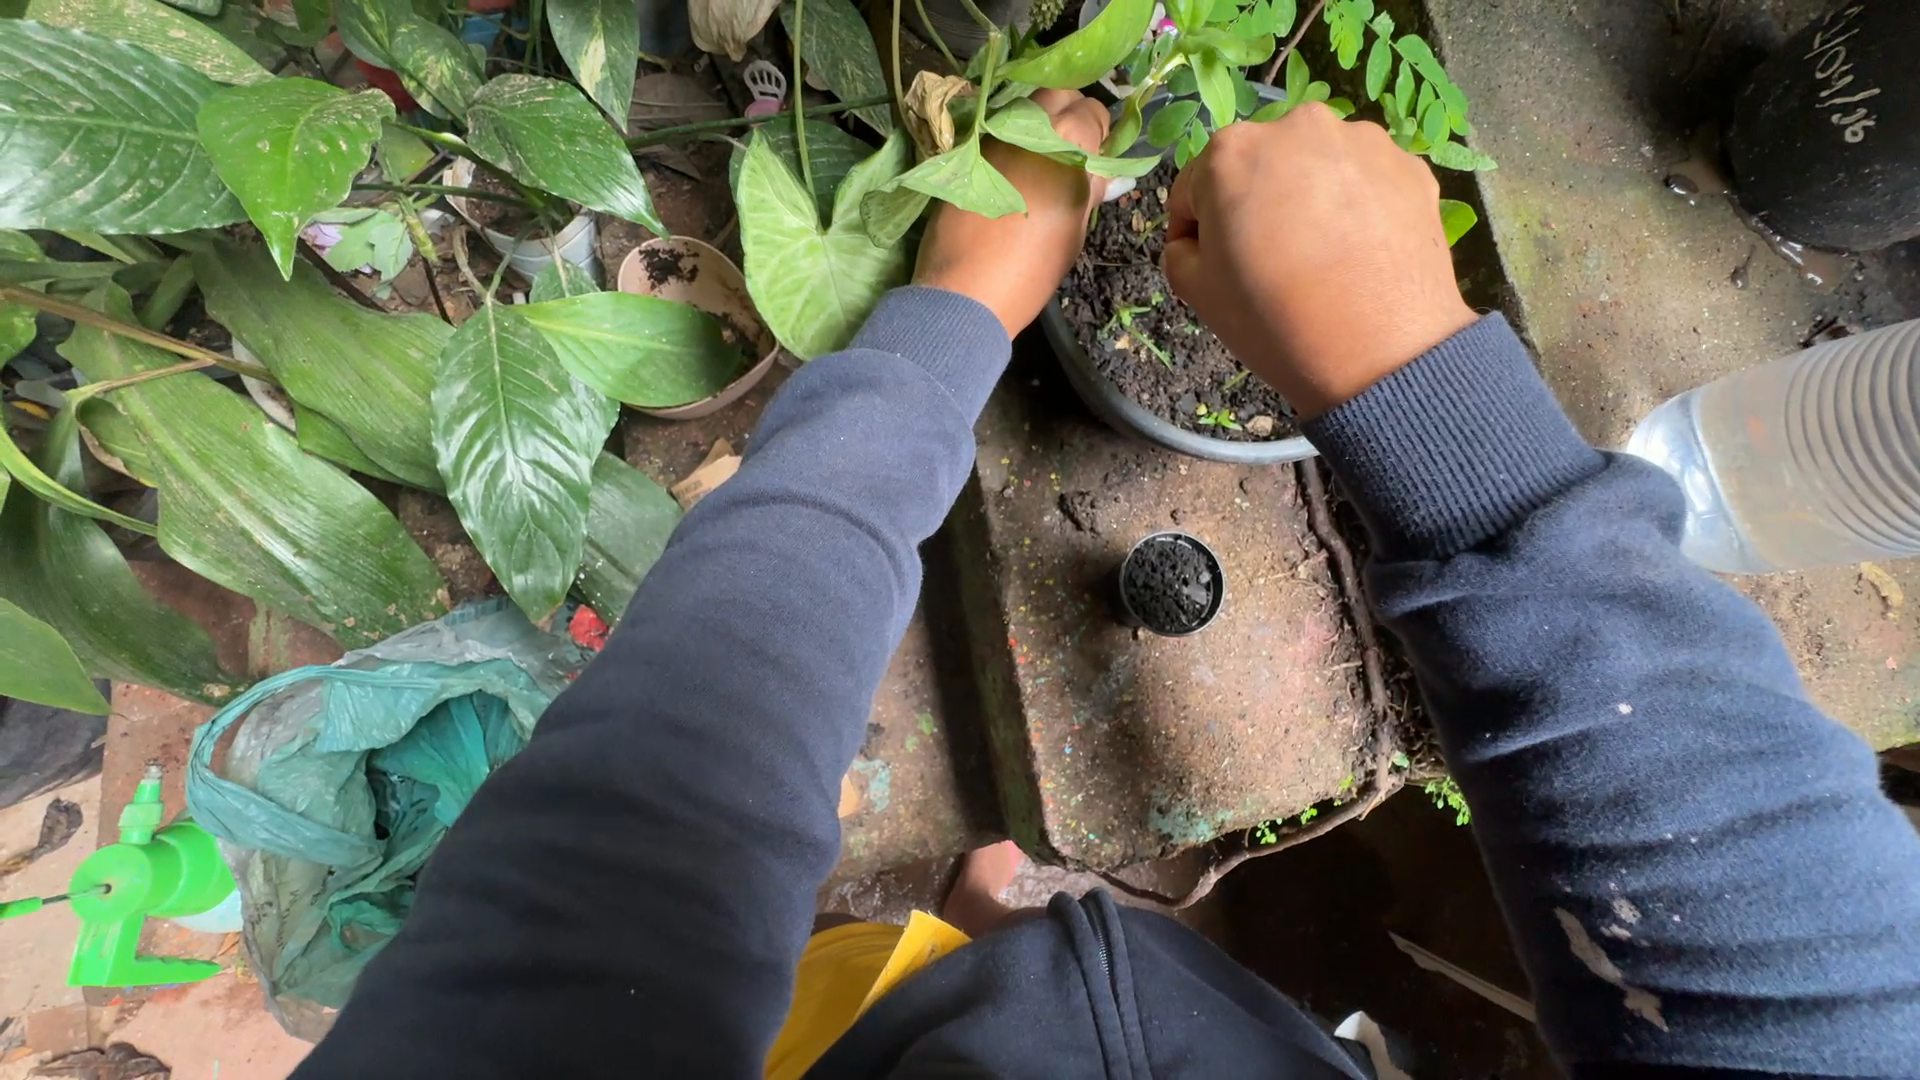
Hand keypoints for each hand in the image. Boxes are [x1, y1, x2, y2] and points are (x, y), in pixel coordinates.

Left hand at [914, 88, 1109, 335]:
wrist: (965, 295)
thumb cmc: (1031, 271)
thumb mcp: (1073, 233)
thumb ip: (1091, 193)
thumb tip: (1113, 176)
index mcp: (1067, 142)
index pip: (1093, 114)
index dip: (1100, 137)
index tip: (1098, 163)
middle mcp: (1028, 126)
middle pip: (1057, 96)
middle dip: (1069, 116)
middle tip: (1072, 155)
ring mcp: (993, 137)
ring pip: (1023, 110)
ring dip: (1037, 128)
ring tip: (1041, 168)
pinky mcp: (966, 155)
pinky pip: (997, 135)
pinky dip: (1011, 146)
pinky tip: (1013, 178)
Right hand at [1161, 103, 1476, 418]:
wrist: (1377, 352)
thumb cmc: (1270, 318)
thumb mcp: (1196, 293)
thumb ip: (1180, 254)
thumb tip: (1198, 242)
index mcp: (1230, 154)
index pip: (1190, 191)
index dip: (1192, 234)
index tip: (1207, 269)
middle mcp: (1296, 127)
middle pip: (1254, 170)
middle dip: (1249, 209)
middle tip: (1261, 265)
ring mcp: (1361, 141)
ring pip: (1310, 170)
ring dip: (1301, 204)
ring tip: (1313, 262)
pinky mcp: (1408, 164)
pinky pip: (1359, 183)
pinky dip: (1349, 211)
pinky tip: (1351, 257)